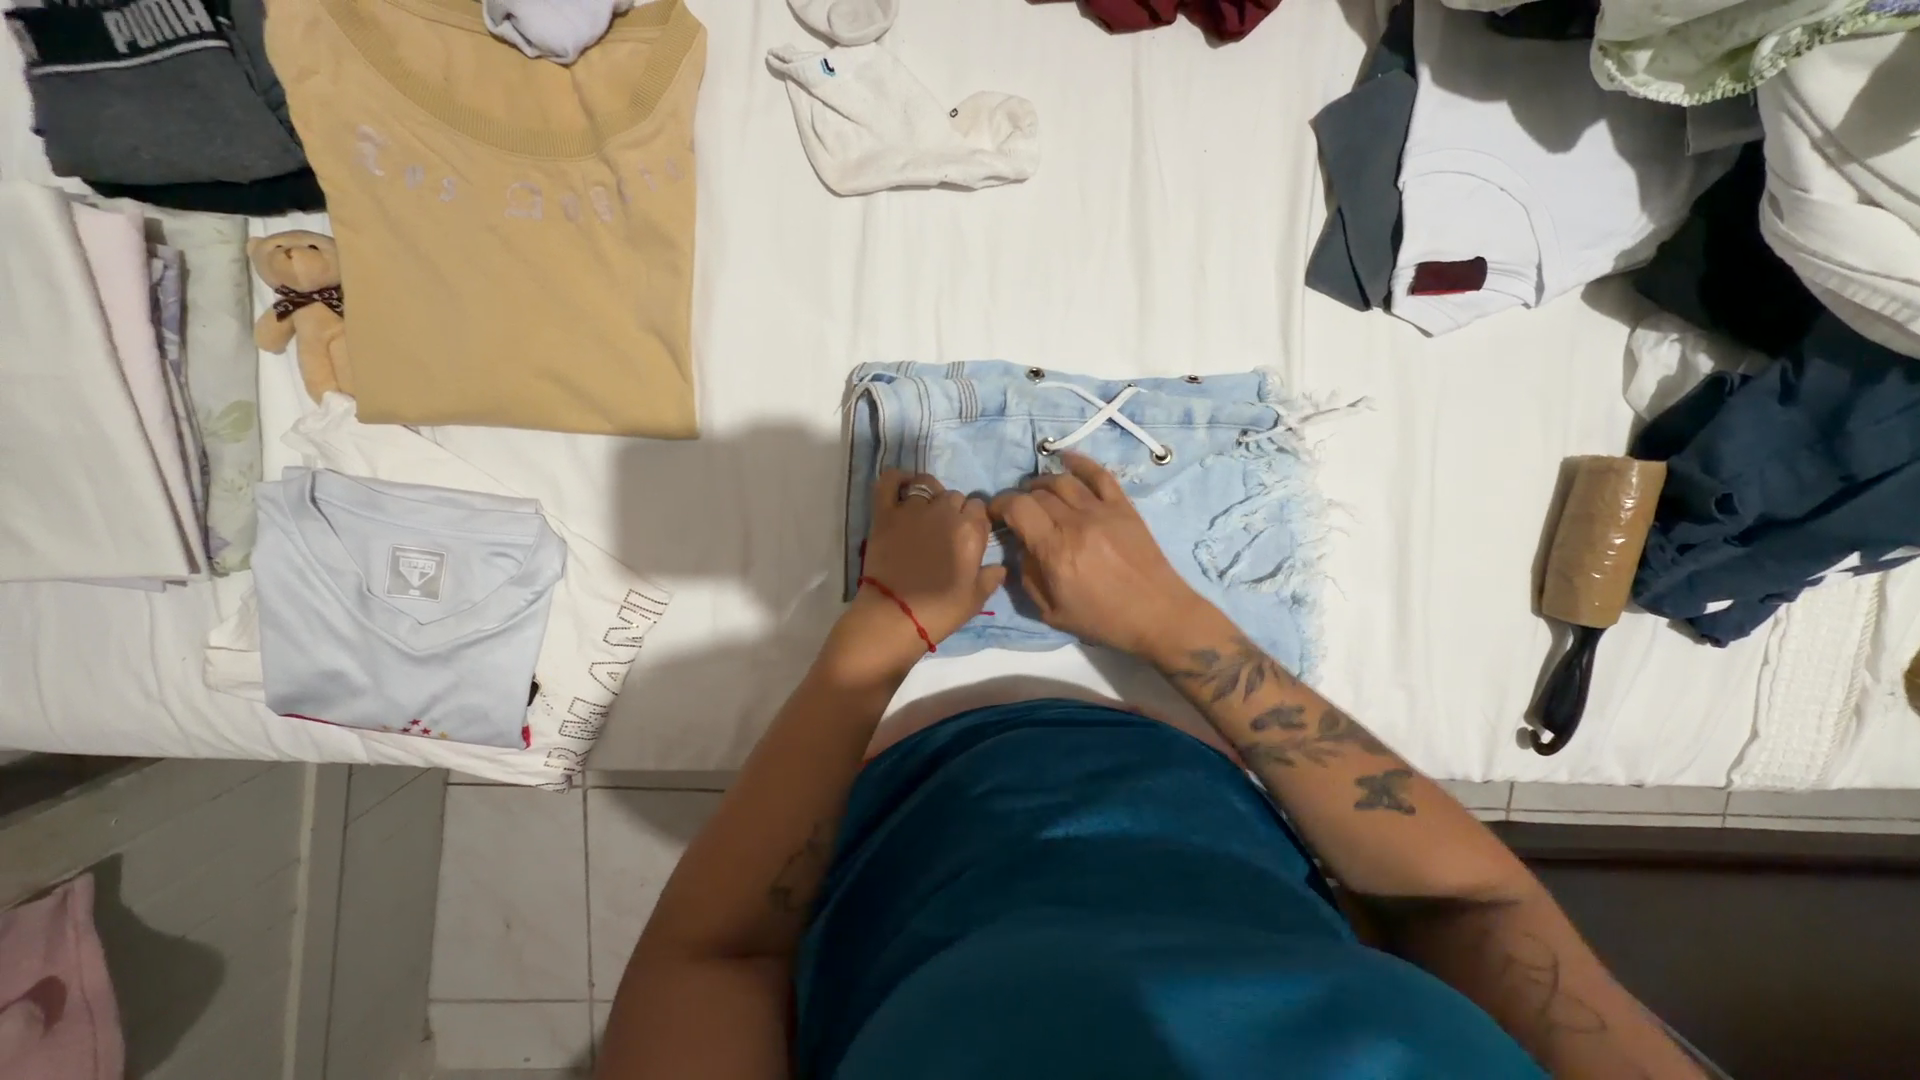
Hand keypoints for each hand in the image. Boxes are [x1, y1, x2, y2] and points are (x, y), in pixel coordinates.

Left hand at [827, 470, 1004, 681]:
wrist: (894, 617)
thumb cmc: (939, 611)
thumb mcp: (975, 600)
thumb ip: (990, 578)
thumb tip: (1000, 567)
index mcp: (970, 530)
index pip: (979, 508)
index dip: (975, 521)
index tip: (968, 538)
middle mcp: (944, 512)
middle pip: (955, 496)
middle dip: (953, 511)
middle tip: (944, 533)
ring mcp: (912, 509)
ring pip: (927, 485)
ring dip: (930, 495)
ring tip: (925, 512)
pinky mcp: (884, 513)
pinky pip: (890, 481)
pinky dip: (897, 478)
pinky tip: (902, 486)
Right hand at [989, 452, 1215, 659]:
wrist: (1158, 615)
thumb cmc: (1104, 620)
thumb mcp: (1051, 612)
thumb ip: (1028, 577)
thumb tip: (1020, 548)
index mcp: (1055, 550)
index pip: (1017, 508)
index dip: (998, 505)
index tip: (993, 514)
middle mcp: (1076, 523)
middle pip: (1037, 493)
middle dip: (1018, 498)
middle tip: (1016, 512)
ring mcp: (1102, 511)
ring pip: (1063, 480)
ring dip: (1042, 482)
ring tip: (1035, 493)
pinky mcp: (1124, 507)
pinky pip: (1099, 474)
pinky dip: (1079, 463)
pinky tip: (1064, 459)